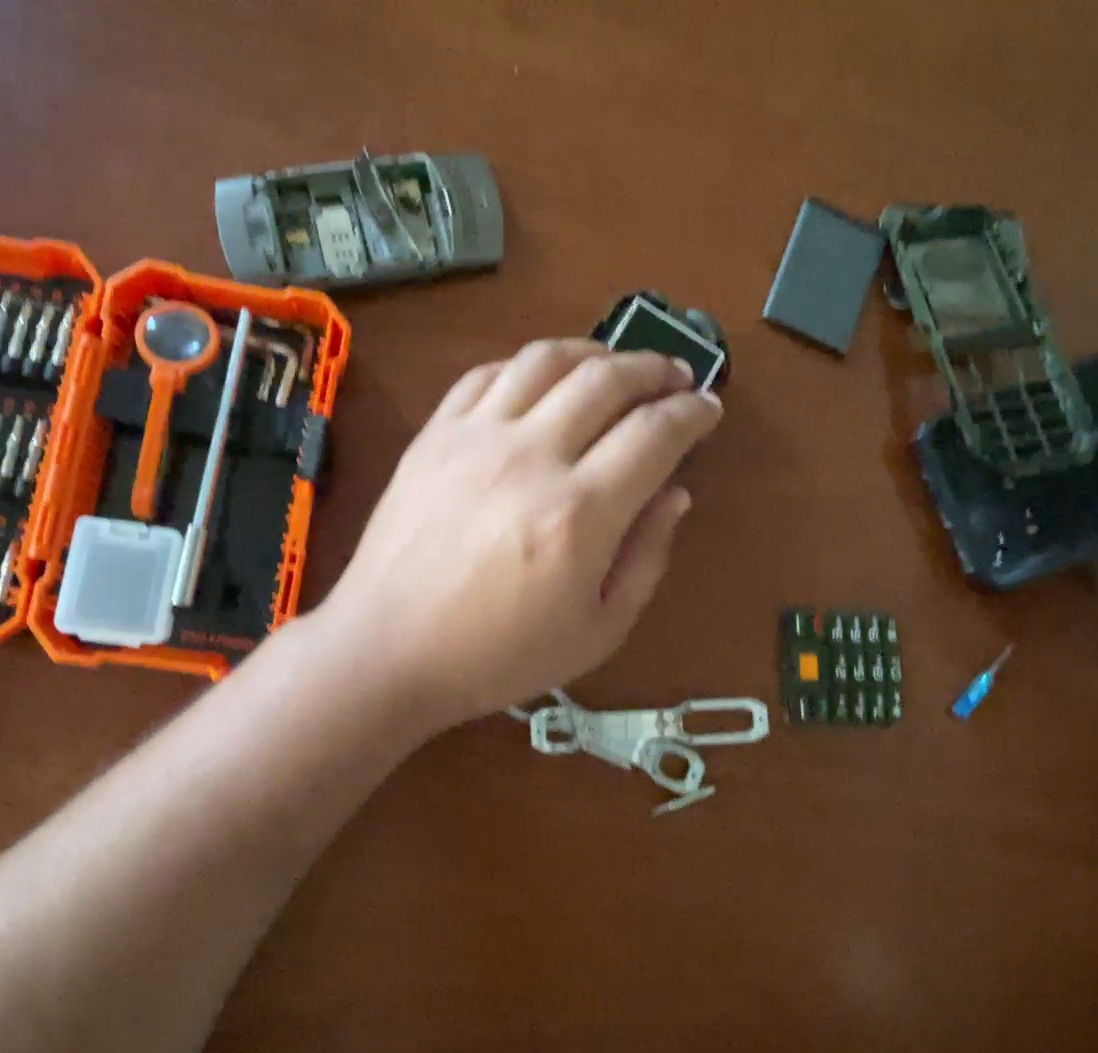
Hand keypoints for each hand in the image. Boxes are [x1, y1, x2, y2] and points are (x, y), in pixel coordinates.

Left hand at [310, 339, 722, 726]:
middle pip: (608, 379)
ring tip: (615, 366)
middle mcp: (531, 457)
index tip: (708, 410)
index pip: (655, 433)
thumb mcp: (597, 631)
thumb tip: (674, 492)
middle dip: (655, 370)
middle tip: (676, 379)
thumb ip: (647, 557)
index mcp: (580, 513)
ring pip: (547, 359)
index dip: (692, 413)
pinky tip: (544, 380)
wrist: (389, 649)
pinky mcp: (434, 434)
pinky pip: (488, 373)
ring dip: (595, 351)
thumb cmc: (498, 656)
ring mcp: (475, 437)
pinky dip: (528, 365)